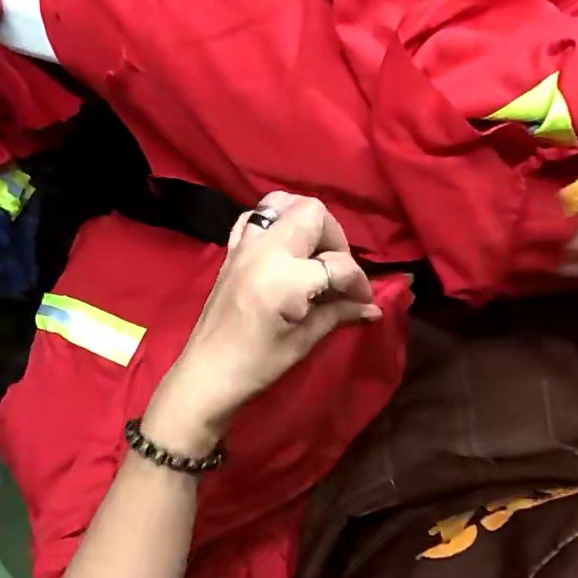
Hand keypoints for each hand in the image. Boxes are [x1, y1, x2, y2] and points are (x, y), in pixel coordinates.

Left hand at [143, 192, 382, 453]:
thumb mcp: (302, 341)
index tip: (363, 301)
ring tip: (313, 254)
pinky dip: (274, 223)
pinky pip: (254, 219)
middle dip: (334, 238)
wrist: (206, 373)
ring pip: (281, 203)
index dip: (359, 283)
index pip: (338, 264)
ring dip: (305, 221)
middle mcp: (264, 250)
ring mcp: (244, 247)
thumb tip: (371, 307)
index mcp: (285, 276)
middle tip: (337, 271)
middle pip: (312, 213)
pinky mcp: (230, 253)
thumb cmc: (256, 365)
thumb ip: (337, 314)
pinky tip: (283, 250)